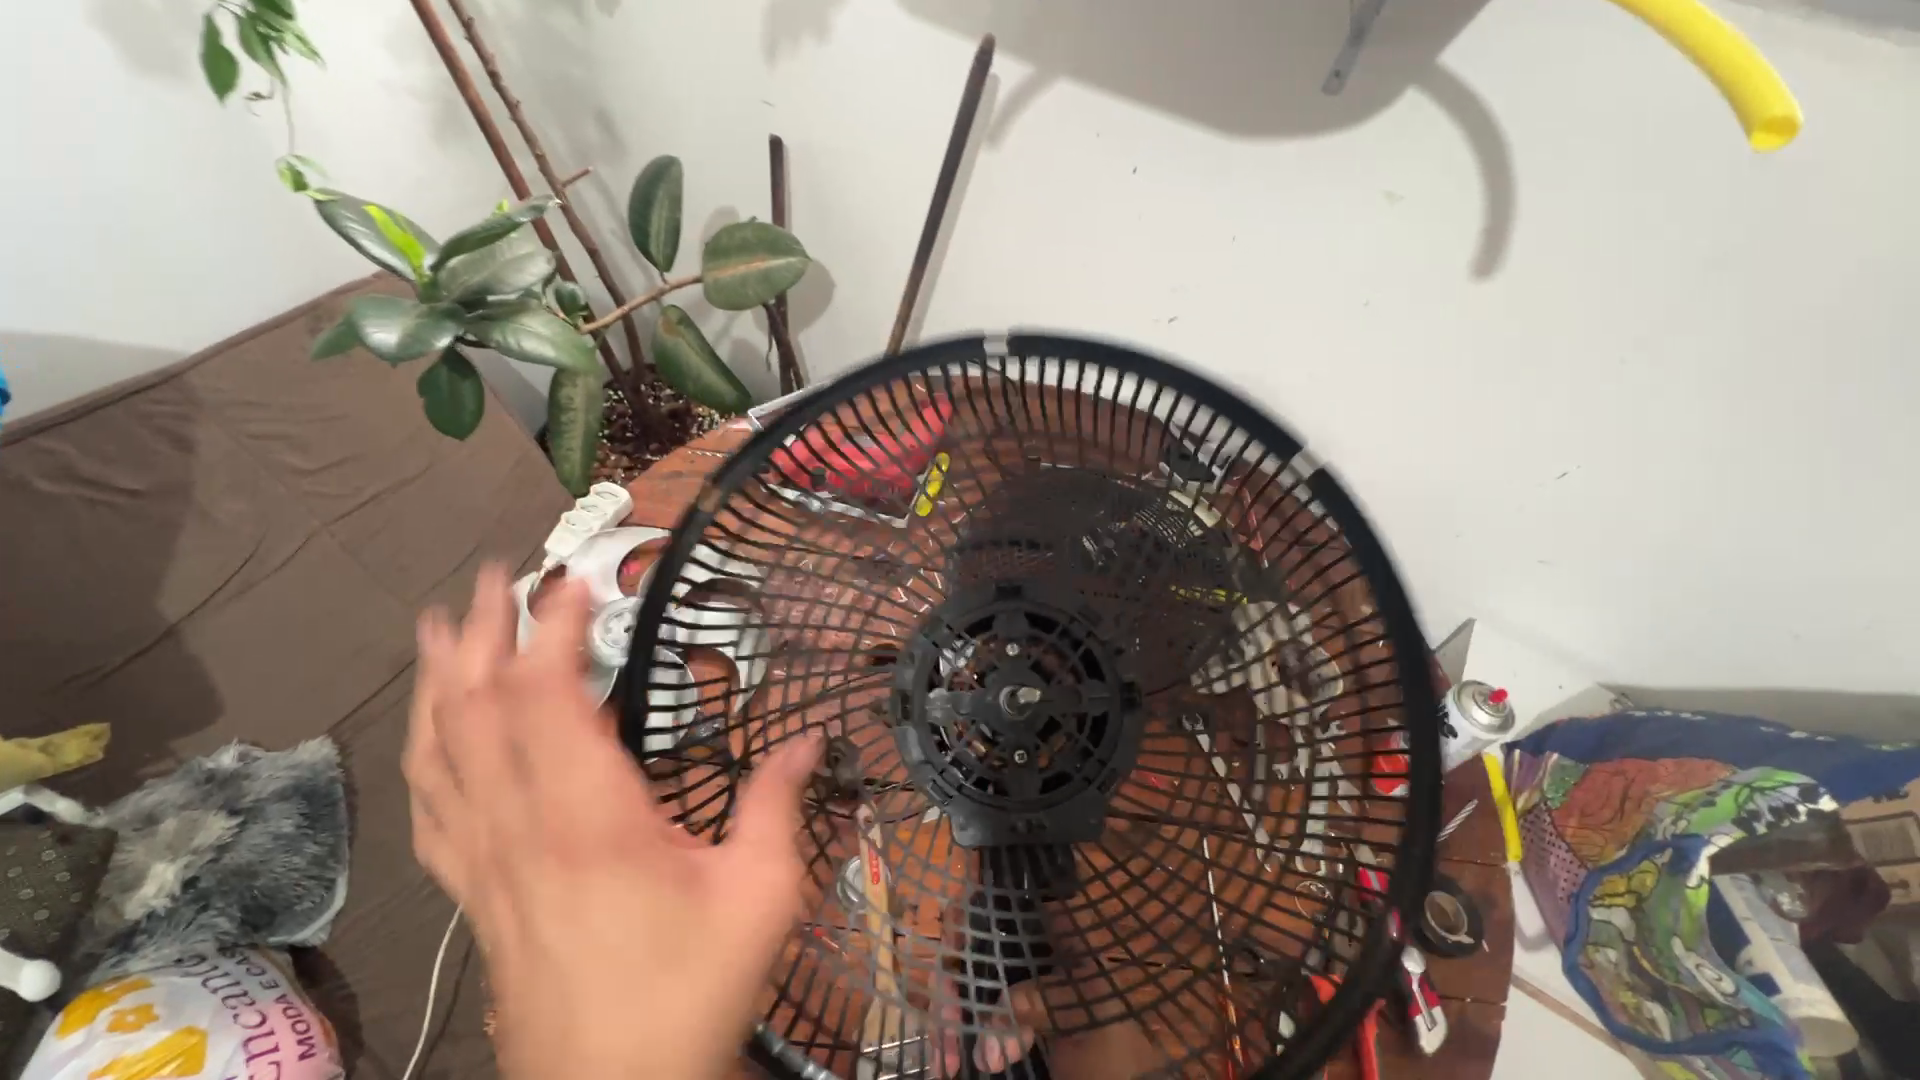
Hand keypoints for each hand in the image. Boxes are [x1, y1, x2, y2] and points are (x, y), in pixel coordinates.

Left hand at [405, 564, 821, 1079]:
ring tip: (442, 627)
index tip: (570, 580)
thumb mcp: (759, 895)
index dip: (551, 632)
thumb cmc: (690, 987)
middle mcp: (520, 830)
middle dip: (482, 636)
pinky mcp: (473, 894)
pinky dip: (426, 754)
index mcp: (589, 821)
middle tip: (492, 578)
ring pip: (440, 755)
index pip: (547, 701)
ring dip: (439, 682)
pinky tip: (430, 732)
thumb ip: (777, 805)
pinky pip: (433, 809)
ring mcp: (484, 865)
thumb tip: (809, 737)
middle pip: (477, 714)